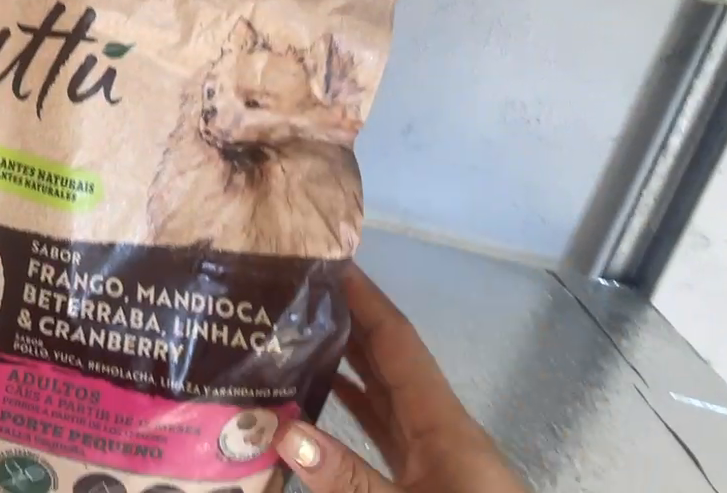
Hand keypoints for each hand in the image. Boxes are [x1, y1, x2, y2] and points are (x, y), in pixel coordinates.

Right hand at [275, 266, 529, 492]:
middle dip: (343, 318)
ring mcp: (434, 460)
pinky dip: (347, 404)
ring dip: (342, 359)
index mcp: (445, 425)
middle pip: (387, 359)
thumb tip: (281, 430)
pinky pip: (381, 427)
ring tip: (288, 329)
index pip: (397, 340)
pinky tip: (313, 398)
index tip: (322, 256)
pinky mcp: (425, 483)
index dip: (363, 295)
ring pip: (382, 393)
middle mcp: (440, 431)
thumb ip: (349, 479)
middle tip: (288, 287)